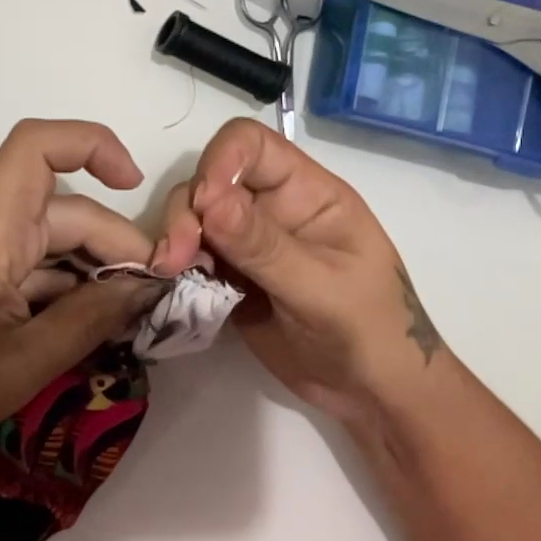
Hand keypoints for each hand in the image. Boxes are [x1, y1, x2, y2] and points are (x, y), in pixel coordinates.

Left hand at [0, 120, 165, 519]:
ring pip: (34, 235)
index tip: (135, 186)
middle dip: (107, 243)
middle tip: (150, 296)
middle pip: (53, 207)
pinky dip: (45, 279)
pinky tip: (73, 317)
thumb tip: (143, 286)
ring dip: (79, 267)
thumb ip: (89, 318)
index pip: (36, 148)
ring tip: (120, 314)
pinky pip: (8, 255)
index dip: (93, 145)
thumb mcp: (23, 364)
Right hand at [150, 118, 447, 418]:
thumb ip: (264, 246)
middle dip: (186, 212)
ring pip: (192, 218)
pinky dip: (174, 266)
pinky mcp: (227, 277)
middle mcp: (271, 209)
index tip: (202, 204)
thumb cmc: (369, 333)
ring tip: (170, 274)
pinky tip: (170, 285)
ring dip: (174, 239)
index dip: (220, 161)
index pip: (252, 146)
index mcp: (308, 194)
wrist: (370, 394)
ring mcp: (246, 244)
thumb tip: (209, 200)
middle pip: (209, 181)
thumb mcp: (322, 288)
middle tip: (175, 258)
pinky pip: (189, 257)